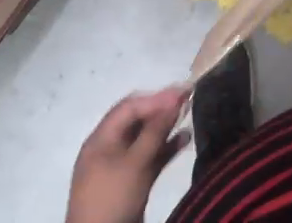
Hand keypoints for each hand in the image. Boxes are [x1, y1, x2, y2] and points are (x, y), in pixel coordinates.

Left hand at [66, 86, 191, 222]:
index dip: (156, 97)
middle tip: (189, 99)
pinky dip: (166, 149)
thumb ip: (155, 130)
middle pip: (137, 121)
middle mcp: (109, 149)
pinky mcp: (131, 183)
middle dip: (162, 109)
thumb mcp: (134, 163)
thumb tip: (174, 98)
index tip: (183, 92)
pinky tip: (185, 140)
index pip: (129, 107)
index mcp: (101, 139)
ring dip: (166, 128)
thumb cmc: (112, 198)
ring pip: (145, 139)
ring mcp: (120, 167)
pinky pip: (150, 158)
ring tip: (190, 115)